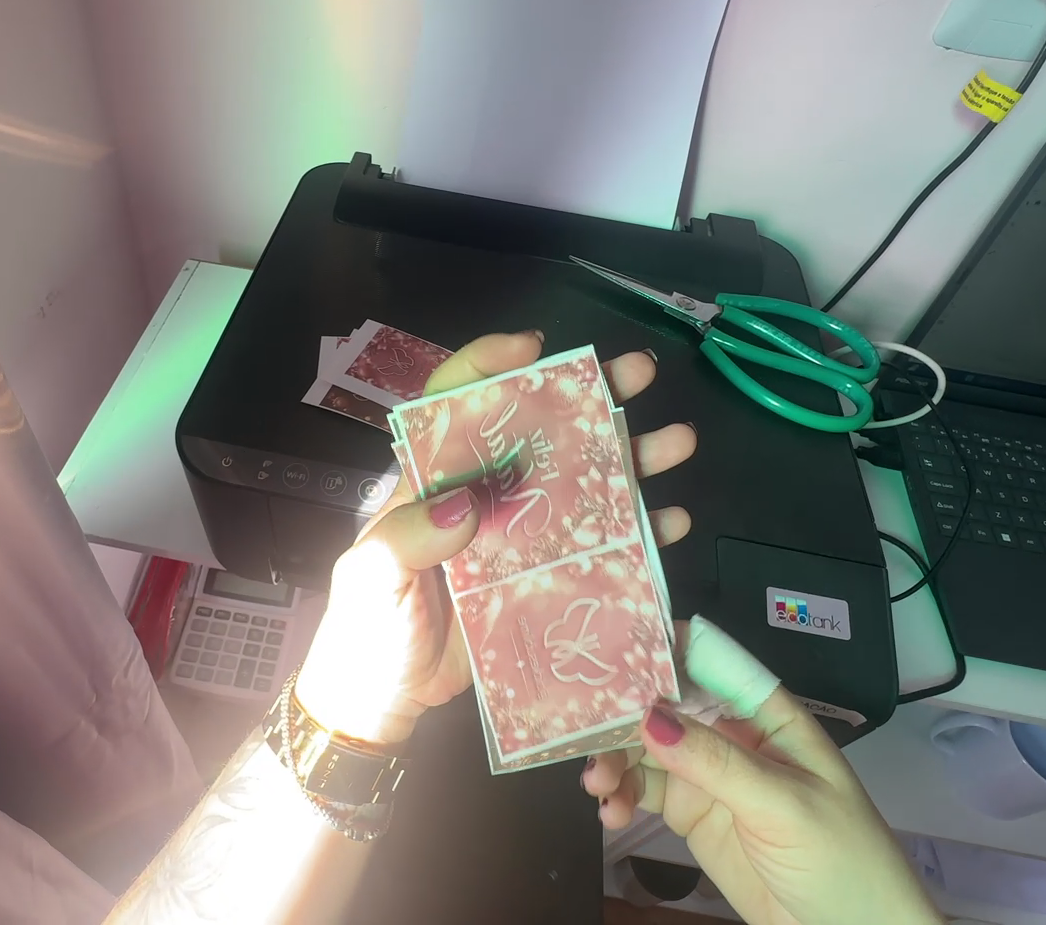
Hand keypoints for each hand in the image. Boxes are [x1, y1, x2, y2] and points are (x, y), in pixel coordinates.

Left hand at [294, 331, 697, 743]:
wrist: (387, 699)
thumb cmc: (368, 629)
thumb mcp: (372, 576)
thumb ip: (406, 539)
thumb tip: (463, 506)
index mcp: (433, 480)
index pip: (454, 401)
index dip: (488, 364)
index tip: (534, 346)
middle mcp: (484, 495)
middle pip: (538, 430)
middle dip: (590, 396)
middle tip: (639, 373)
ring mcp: (520, 536)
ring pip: (582, 482)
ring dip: (632, 457)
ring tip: (677, 440)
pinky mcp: (545, 578)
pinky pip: (599, 546)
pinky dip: (638, 530)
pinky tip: (672, 519)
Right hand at [585, 631, 940, 924]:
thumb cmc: (842, 862)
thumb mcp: (784, 805)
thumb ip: (716, 761)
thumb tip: (648, 717)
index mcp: (762, 712)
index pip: (706, 661)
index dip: (661, 649)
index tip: (612, 649)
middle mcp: (727, 731)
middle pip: (663, 704)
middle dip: (623, 714)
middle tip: (587, 731)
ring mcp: (705, 772)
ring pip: (644, 746)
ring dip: (615, 760)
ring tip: (598, 787)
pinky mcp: (688, 811)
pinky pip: (642, 789)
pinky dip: (620, 796)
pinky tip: (611, 812)